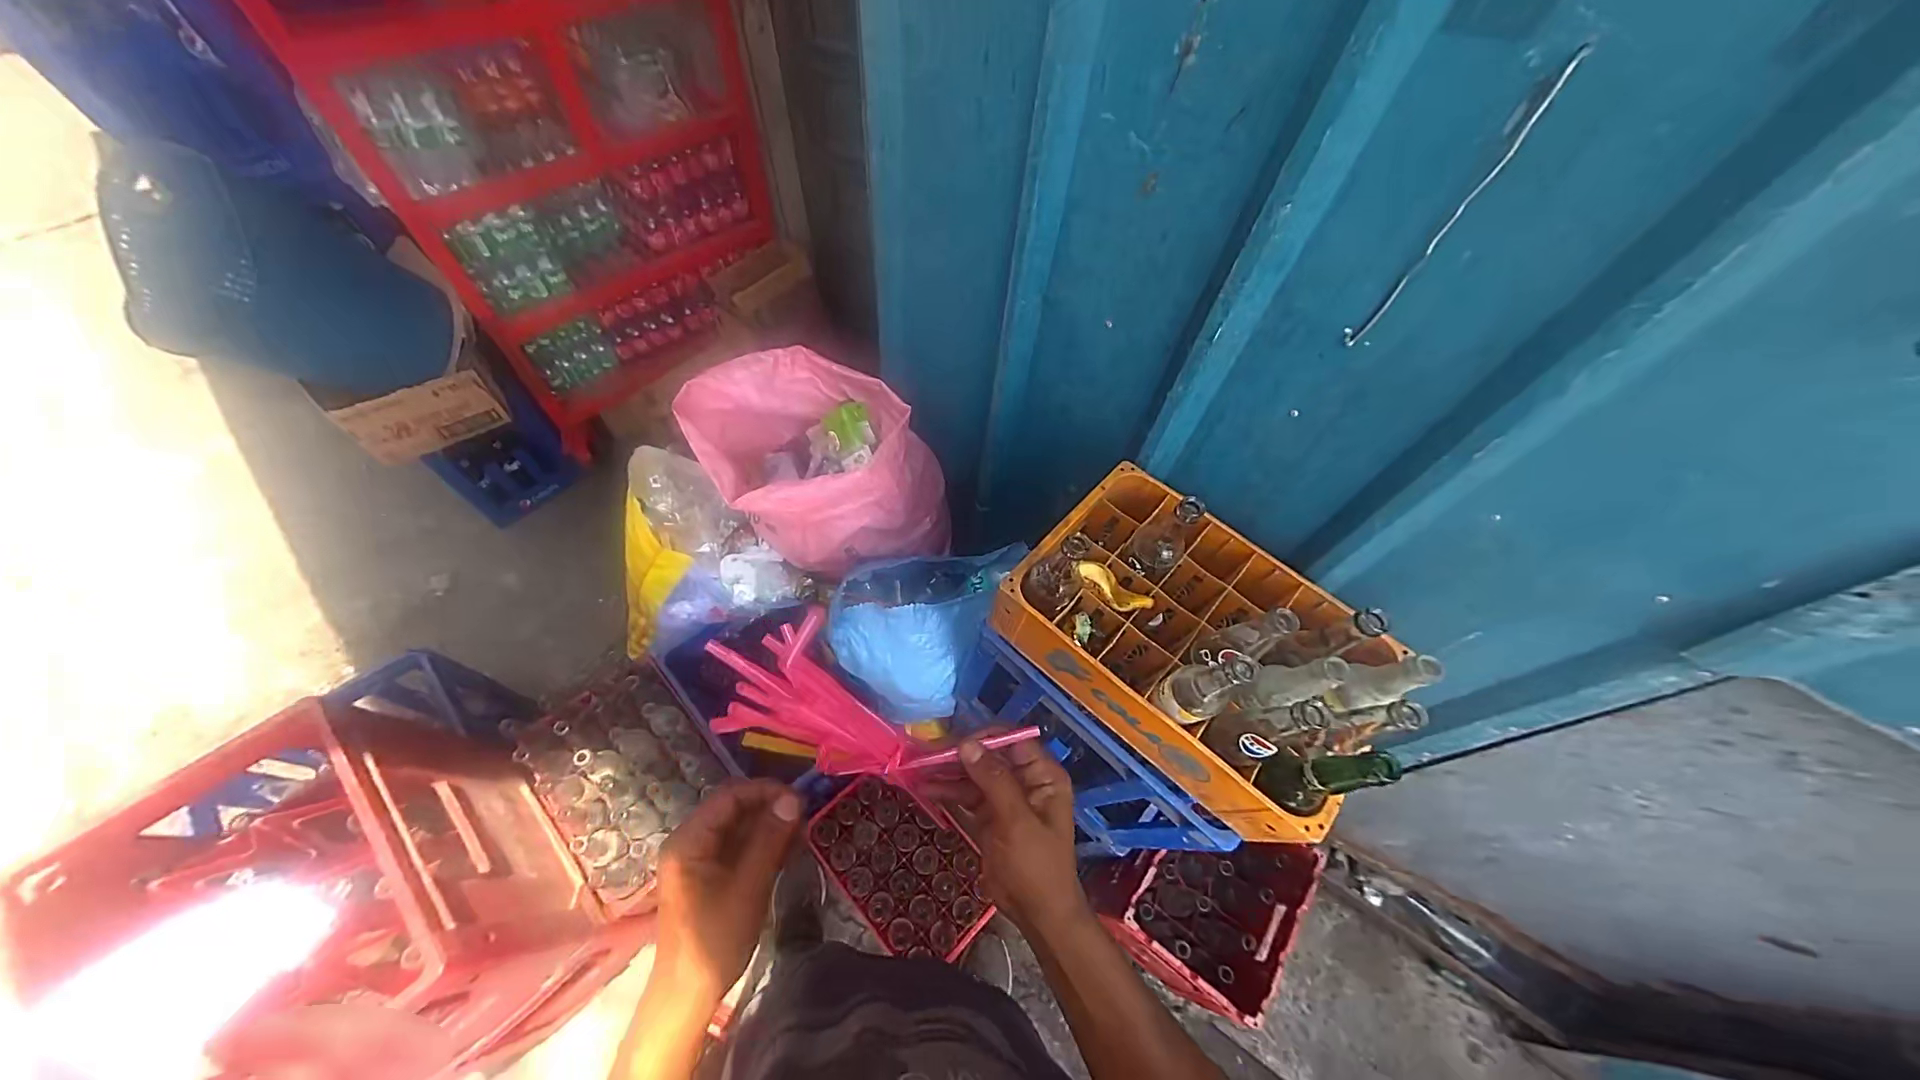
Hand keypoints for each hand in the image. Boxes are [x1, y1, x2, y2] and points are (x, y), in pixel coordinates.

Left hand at [652, 779, 800, 999]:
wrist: (688, 994)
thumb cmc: (716, 938)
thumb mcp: (748, 885)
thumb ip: (770, 838)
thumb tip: (793, 798)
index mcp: (688, 840)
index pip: (729, 796)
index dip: (765, 791)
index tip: (799, 800)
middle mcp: (689, 842)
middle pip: (733, 809)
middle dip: (770, 807)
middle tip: (804, 817)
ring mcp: (698, 859)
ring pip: (738, 827)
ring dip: (769, 826)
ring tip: (801, 833)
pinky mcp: (708, 875)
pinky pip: (737, 846)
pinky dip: (762, 844)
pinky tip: (787, 850)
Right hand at [936, 735, 1089, 935]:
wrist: (1039, 914)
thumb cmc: (1036, 866)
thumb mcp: (1016, 820)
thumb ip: (993, 780)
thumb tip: (967, 744)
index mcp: (1043, 776)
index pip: (1012, 741)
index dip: (983, 738)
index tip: (953, 742)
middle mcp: (1026, 781)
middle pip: (989, 757)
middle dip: (959, 755)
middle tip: (925, 754)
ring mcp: (1006, 799)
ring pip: (974, 775)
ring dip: (948, 772)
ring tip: (918, 768)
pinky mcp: (990, 817)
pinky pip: (967, 796)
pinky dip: (948, 791)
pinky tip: (925, 788)